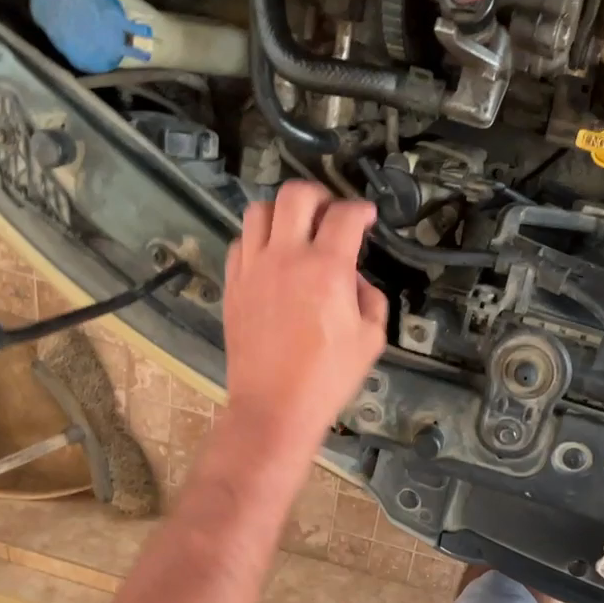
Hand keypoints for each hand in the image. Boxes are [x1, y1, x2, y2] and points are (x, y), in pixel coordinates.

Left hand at [222, 180, 387, 443]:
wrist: (274, 407)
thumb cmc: (328, 379)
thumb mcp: (371, 340)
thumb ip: (370, 299)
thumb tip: (353, 280)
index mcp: (327, 269)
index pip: (345, 216)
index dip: (361, 210)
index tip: (367, 217)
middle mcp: (287, 257)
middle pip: (296, 195)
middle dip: (319, 195)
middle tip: (330, 212)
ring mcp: (253, 268)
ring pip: (260, 211)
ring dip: (282, 212)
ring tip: (296, 229)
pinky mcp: (233, 284)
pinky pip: (241, 242)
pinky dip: (258, 240)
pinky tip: (271, 257)